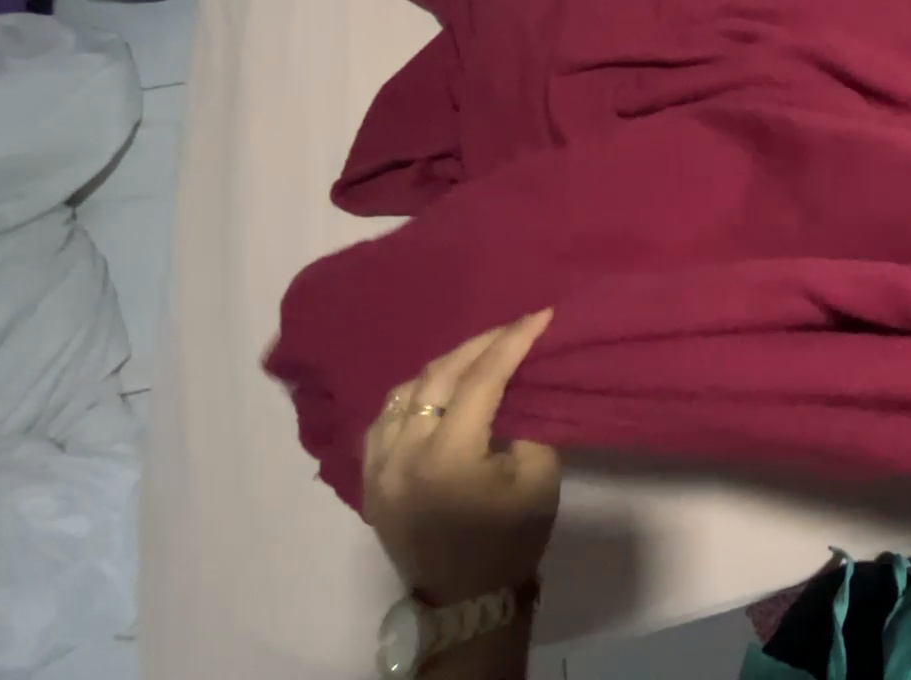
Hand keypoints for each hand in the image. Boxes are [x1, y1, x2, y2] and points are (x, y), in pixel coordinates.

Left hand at [364, 309, 560, 603]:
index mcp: (446, 457)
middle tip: (517, 325)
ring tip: (480, 351)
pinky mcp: (368, 478)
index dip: (514, 342)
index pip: (481, 380)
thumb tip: (526, 383)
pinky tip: (439, 386)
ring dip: (445, 365)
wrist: (466, 595)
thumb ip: (529, 422)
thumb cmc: (512, 536)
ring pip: (404, 392)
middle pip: (438, 377)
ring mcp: (376, 467)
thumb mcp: (538, 475)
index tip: (542, 315)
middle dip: (482, 344)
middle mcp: (401, 455)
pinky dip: (416, 392)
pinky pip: (386, 417)